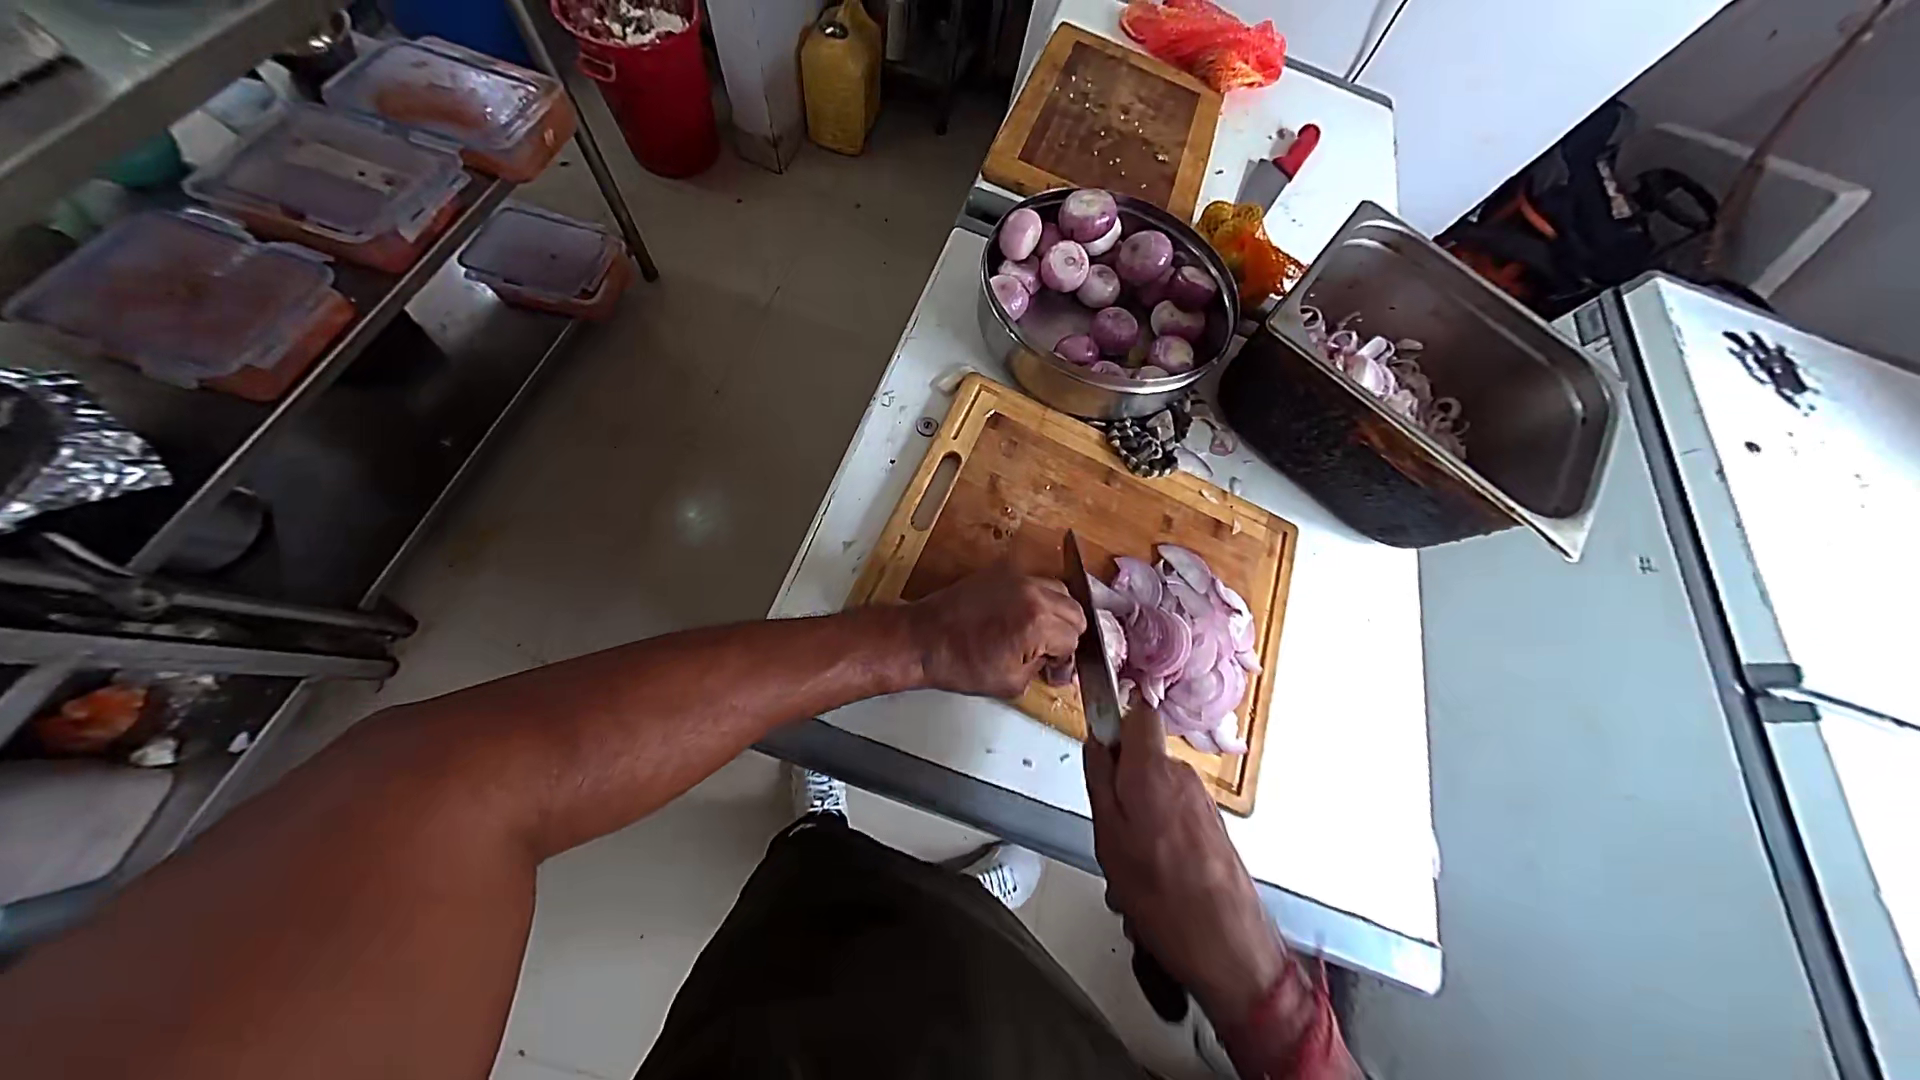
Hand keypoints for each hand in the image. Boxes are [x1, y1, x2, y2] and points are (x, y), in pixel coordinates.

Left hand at [905, 566, 1085, 698]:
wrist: (923, 639)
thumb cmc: (958, 662)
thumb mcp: (1011, 682)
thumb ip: (1043, 669)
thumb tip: (1057, 665)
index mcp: (1037, 623)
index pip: (1074, 640)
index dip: (1065, 661)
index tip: (1055, 670)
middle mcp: (1032, 593)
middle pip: (1075, 611)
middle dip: (1067, 635)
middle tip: (1051, 653)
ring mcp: (1017, 578)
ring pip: (1060, 591)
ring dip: (1057, 614)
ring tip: (1039, 634)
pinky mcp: (1002, 572)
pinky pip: (1035, 581)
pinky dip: (1039, 598)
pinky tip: (1025, 616)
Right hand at [1084, 706, 1287, 1027]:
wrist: (1227, 946)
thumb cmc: (1164, 895)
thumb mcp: (1108, 833)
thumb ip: (1098, 779)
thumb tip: (1094, 744)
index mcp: (1152, 769)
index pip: (1138, 713)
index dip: (1116, 723)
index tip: (1099, 744)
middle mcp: (1183, 776)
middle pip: (1142, 756)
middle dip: (1121, 782)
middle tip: (1109, 822)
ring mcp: (1201, 801)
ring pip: (1156, 789)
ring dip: (1139, 816)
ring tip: (1131, 860)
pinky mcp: (1212, 825)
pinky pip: (1173, 813)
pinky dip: (1159, 834)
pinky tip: (1153, 874)